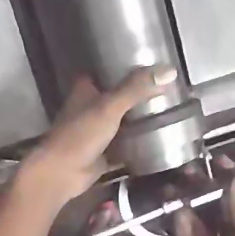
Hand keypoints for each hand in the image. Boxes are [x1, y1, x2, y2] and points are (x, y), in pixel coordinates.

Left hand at [14, 67, 174, 208]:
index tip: (153, 62)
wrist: (63, 173)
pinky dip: (139, 143)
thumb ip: (137, 89)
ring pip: (123, 121)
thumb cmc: (81, 134)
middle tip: (168, 88)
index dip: (127, 66)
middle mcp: (90, 107)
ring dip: (141, 118)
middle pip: (119, 96)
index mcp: (86, 89)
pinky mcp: (104, 153)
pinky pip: (125, 145)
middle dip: (140, 94)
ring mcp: (97, 131)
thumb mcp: (110, 106)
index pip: (108, 70)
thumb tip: (170, 71)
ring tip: (170, 110)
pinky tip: (160, 140)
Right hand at [173, 166, 234, 235]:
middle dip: (200, 185)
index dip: (228, 174)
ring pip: (197, 216)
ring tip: (169, 186)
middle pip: (215, 200)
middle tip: (182, 169)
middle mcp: (234, 228)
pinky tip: (172, 211)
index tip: (213, 158)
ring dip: (185, 202)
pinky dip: (180, 225)